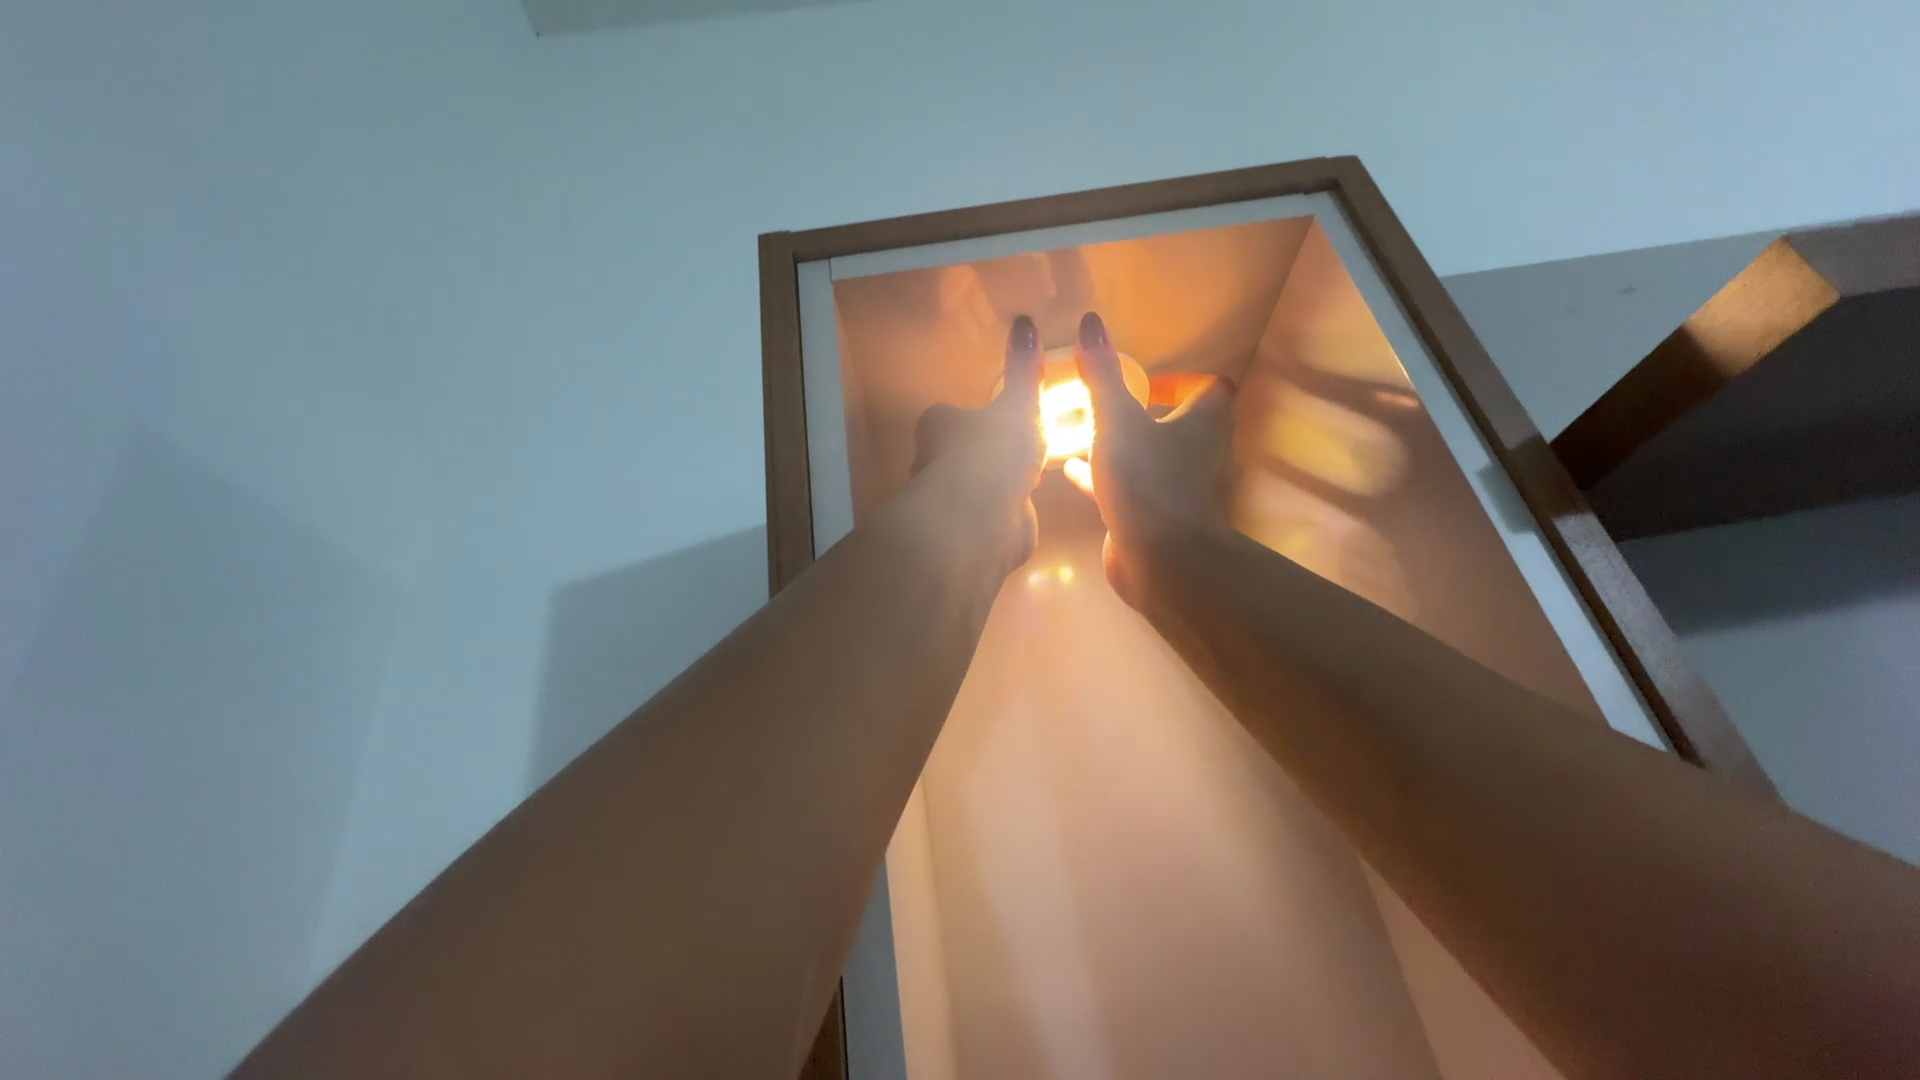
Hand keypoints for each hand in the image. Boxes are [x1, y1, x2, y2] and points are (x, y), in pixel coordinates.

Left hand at [909, 315, 1045, 574]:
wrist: (984, 518)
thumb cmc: (996, 451)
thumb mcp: (1019, 404)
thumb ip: (1024, 370)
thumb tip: (1025, 322)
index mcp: (936, 426)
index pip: (950, 419)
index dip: (976, 420)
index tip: (1002, 423)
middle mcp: (931, 464)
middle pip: (957, 455)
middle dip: (983, 456)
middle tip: (1017, 453)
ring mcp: (945, 504)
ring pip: (969, 490)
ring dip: (992, 488)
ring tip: (1025, 482)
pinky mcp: (962, 535)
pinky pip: (984, 519)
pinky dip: (1000, 516)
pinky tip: (1022, 513)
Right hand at [1069, 310, 1236, 607]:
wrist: (1160, 559)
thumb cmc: (1147, 480)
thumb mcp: (1117, 420)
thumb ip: (1102, 376)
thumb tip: (1090, 323)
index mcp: (1204, 422)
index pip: (1210, 388)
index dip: (1182, 379)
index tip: (1146, 380)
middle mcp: (1198, 452)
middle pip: (1179, 423)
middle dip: (1144, 411)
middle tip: (1107, 401)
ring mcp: (1177, 487)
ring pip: (1151, 456)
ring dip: (1123, 444)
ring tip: (1082, 429)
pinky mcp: (1154, 515)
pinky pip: (1130, 486)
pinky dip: (1106, 476)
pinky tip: (1071, 469)